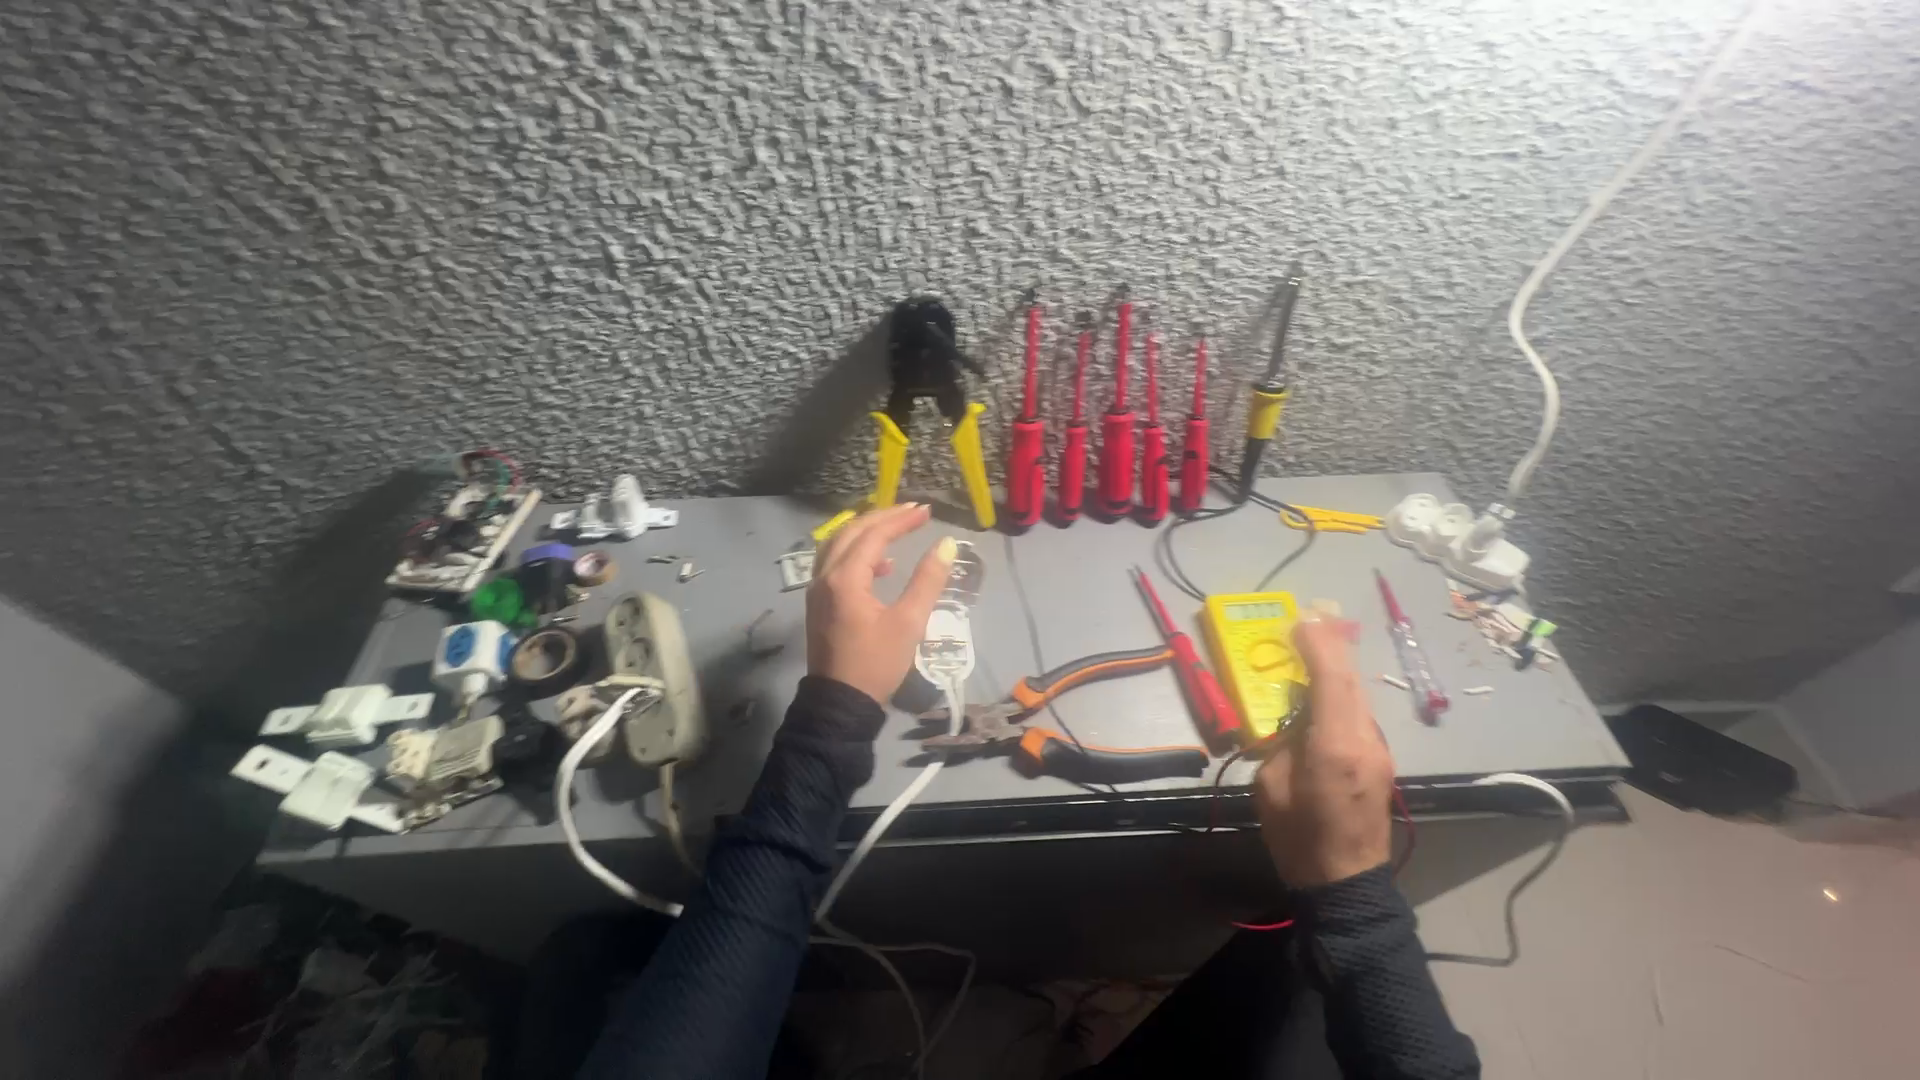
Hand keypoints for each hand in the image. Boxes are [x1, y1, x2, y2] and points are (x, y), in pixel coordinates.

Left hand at [806, 503, 956, 705]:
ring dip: (866, 532)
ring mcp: (817, 589)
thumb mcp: (909, 622)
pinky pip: (835, 563)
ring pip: (838, 545)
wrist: (840, 703)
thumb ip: (928, 580)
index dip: (901, 520)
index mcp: (845, 579)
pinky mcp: (819, 603)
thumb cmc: (876, 663)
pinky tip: (882, 565)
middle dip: (882, 518)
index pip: (874, 535)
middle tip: (913, 512)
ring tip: (897, 530)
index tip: (927, 511)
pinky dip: (857, 554)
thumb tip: (947, 544)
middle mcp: (824, 577)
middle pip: (851, 532)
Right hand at [1252, 615, 1396, 887]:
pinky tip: (1325, 691)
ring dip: (1337, 670)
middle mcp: (1365, 741)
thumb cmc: (1297, 837)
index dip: (1317, 644)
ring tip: (1314, 647)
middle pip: (1351, 680)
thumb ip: (1283, 742)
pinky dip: (1342, 694)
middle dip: (1331, 647)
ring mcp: (1379, 751)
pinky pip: (1359, 715)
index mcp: (1334, 745)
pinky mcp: (1381, 762)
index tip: (1300, 621)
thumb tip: (1294, 720)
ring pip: (1358, 696)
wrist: (1347, 884)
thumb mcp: (1271, 786)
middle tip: (1309, 622)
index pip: (1332, 679)